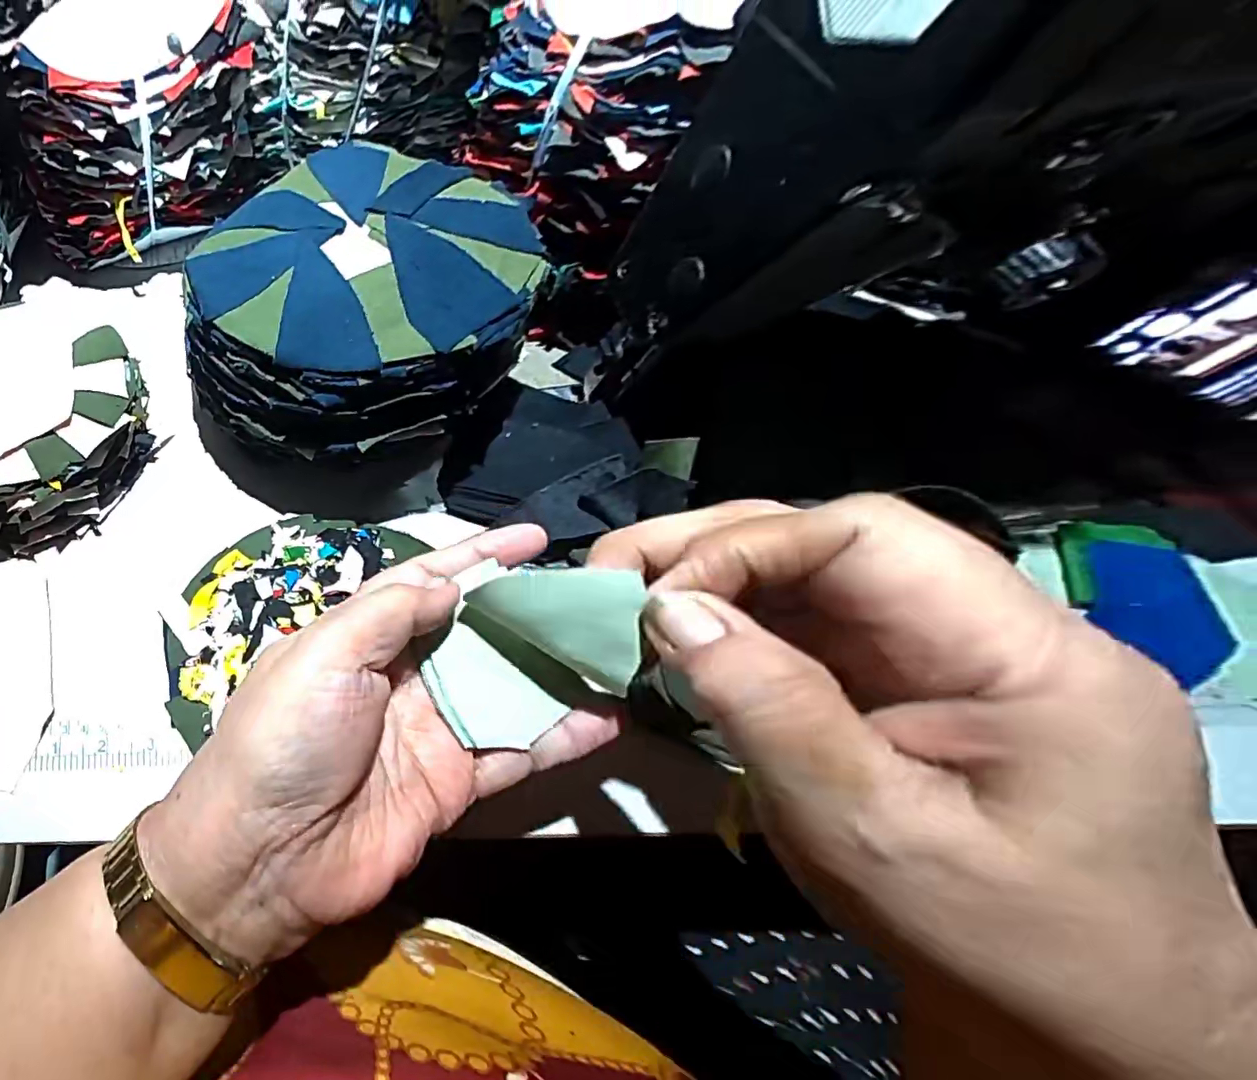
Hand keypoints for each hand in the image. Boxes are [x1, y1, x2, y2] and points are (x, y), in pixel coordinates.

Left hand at [138, 523, 621, 966]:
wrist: (265, 854)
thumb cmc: (285, 736)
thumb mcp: (323, 655)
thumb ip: (387, 613)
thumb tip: (448, 584)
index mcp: (361, 635)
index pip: (427, 582)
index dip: (477, 557)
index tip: (530, 538)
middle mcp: (399, 675)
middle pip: (473, 632)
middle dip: (526, 610)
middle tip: (587, 594)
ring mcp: (429, 729)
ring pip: (503, 689)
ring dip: (553, 670)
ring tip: (612, 648)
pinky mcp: (452, 783)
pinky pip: (514, 752)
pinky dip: (558, 736)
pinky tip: (605, 718)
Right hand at [591, 495, 1256, 1077]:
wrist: (1075, 1019)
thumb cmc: (991, 937)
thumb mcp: (867, 829)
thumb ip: (769, 707)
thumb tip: (667, 610)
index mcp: (1023, 653)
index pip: (863, 536)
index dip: (743, 547)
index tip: (655, 600)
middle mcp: (981, 624)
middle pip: (823, 538)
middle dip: (706, 549)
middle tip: (614, 580)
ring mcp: (933, 646)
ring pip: (799, 571)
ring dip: (705, 581)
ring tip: (631, 607)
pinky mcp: (891, 673)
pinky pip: (794, 619)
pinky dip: (722, 622)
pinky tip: (678, 644)